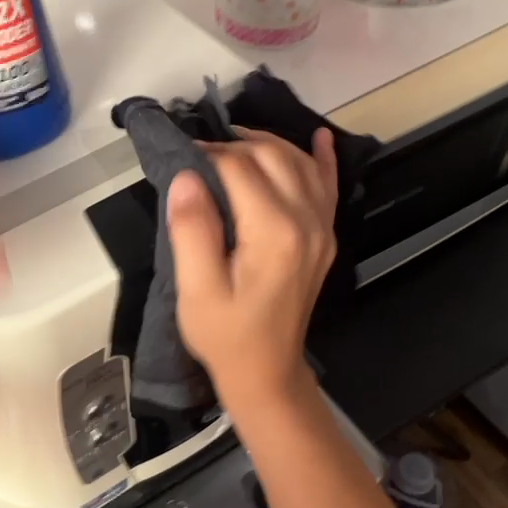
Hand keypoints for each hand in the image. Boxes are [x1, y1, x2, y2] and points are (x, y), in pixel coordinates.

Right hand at [166, 127, 338, 406]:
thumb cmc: (224, 334)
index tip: (179, 154)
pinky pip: (328, 185)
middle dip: (234, 144)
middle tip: (198, 153)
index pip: (240, 168)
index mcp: (274, 233)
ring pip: (299, 162)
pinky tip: (318, 137)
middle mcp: (307, 221)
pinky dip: (322, 158)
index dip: (207, 153)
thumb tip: (185, 175)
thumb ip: (192, 229)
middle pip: (272, 155)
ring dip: (267, 144)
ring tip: (232, 142)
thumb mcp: (196, 289)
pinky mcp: (324, 235)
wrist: (265, 370)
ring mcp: (322, 227)